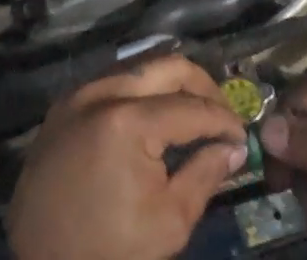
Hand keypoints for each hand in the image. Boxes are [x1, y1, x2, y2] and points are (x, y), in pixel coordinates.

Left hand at [6, 54, 248, 259]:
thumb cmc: (108, 248)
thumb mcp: (168, 221)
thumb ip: (205, 174)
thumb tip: (233, 146)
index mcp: (127, 121)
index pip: (191, 107)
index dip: (224, 121)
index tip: (243, 136)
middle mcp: (100, 93)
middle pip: (166, 66)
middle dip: (202, 87)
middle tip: (223, 115)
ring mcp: (77, 96)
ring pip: (137, 68)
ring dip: (170, 85)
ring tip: (194, 113)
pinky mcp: (63, 108)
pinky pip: (111, 83)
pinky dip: (139, 91)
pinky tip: (155, 116)